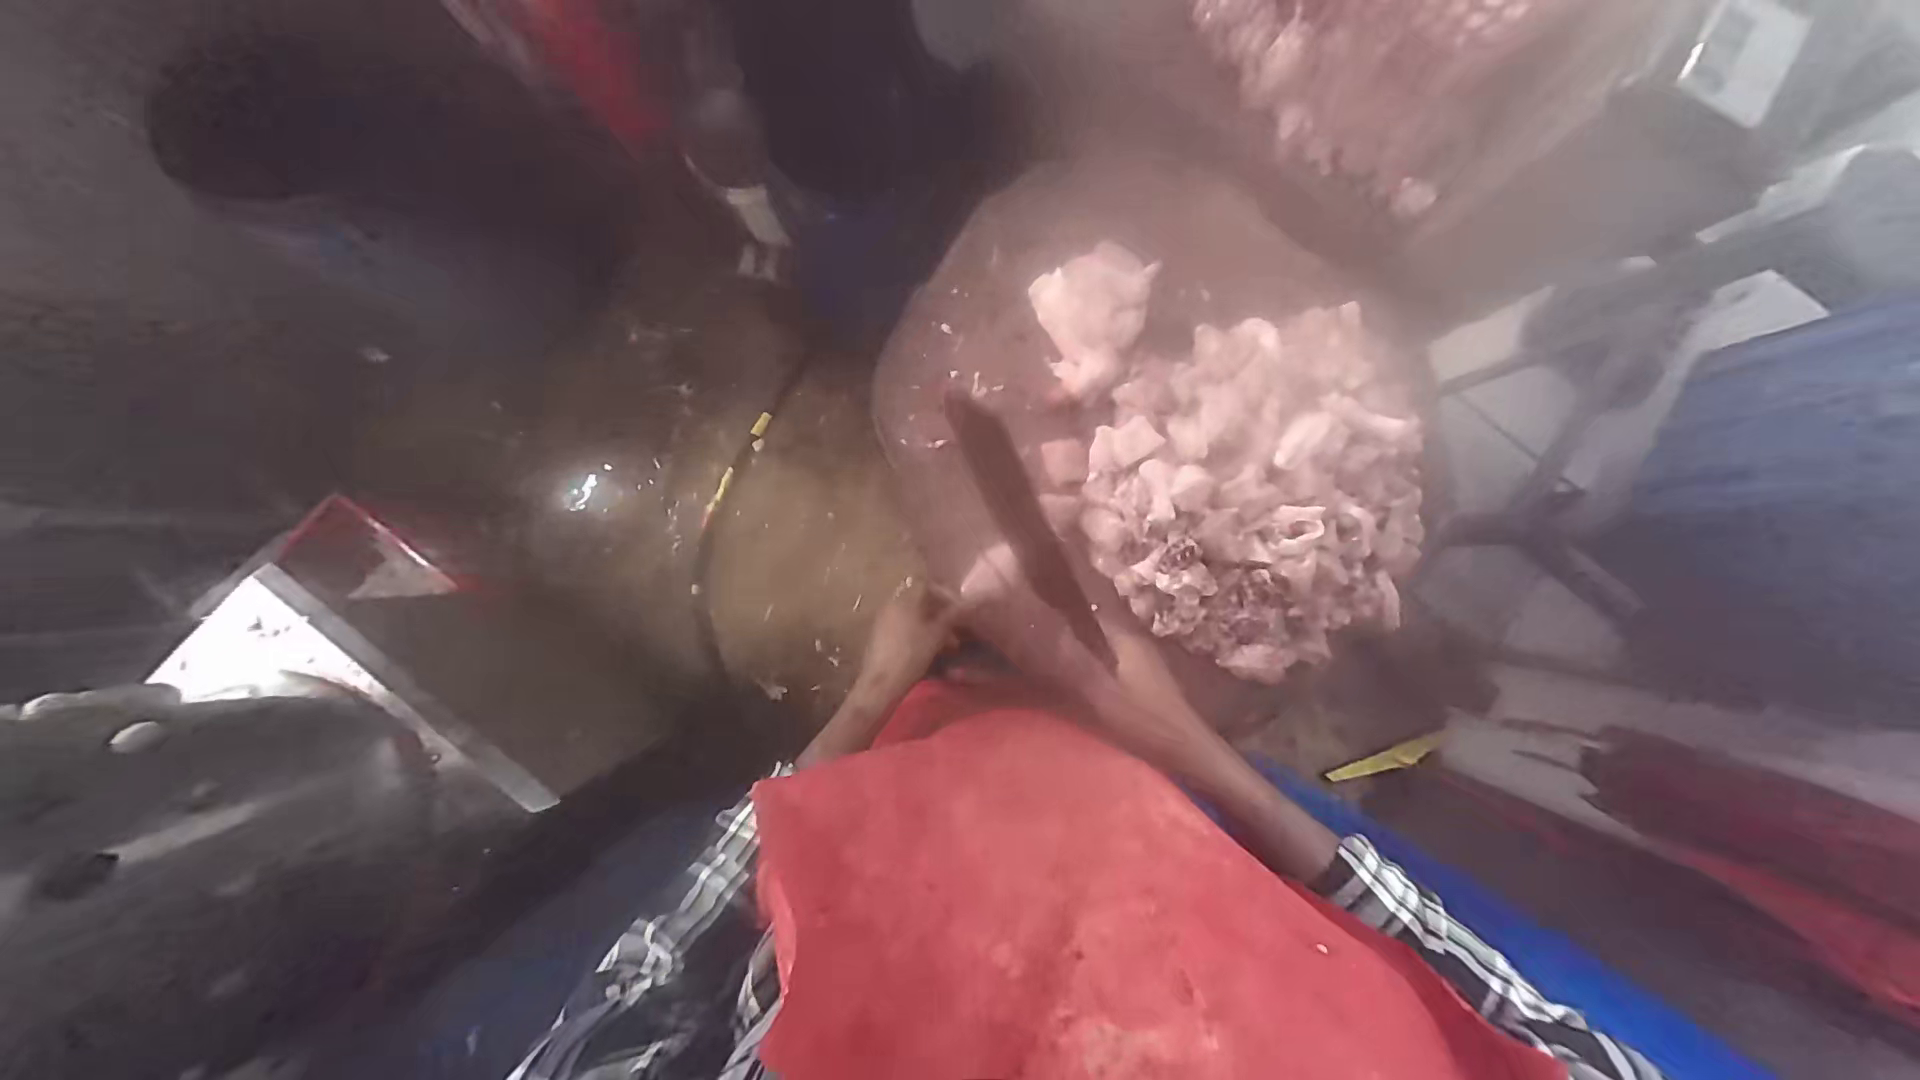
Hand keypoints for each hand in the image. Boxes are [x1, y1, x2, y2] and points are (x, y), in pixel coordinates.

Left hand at [798, 581, 968, 766]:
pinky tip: (931, 651)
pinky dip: (921, 634)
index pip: (927, 584)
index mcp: (904, 599)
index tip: (959, 609)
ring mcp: (884, 620)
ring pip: (915, 616)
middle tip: (958, 629)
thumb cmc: (911, 655)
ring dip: (934, 626)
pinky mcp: (880, 636)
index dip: (946, 594)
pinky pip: (905, 627)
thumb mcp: (937, 634)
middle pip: (921, 601)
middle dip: (942, 614)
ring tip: (950, 645)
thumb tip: (974, 600)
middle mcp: (892, 605)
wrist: (881, 684)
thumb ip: (954, 614)